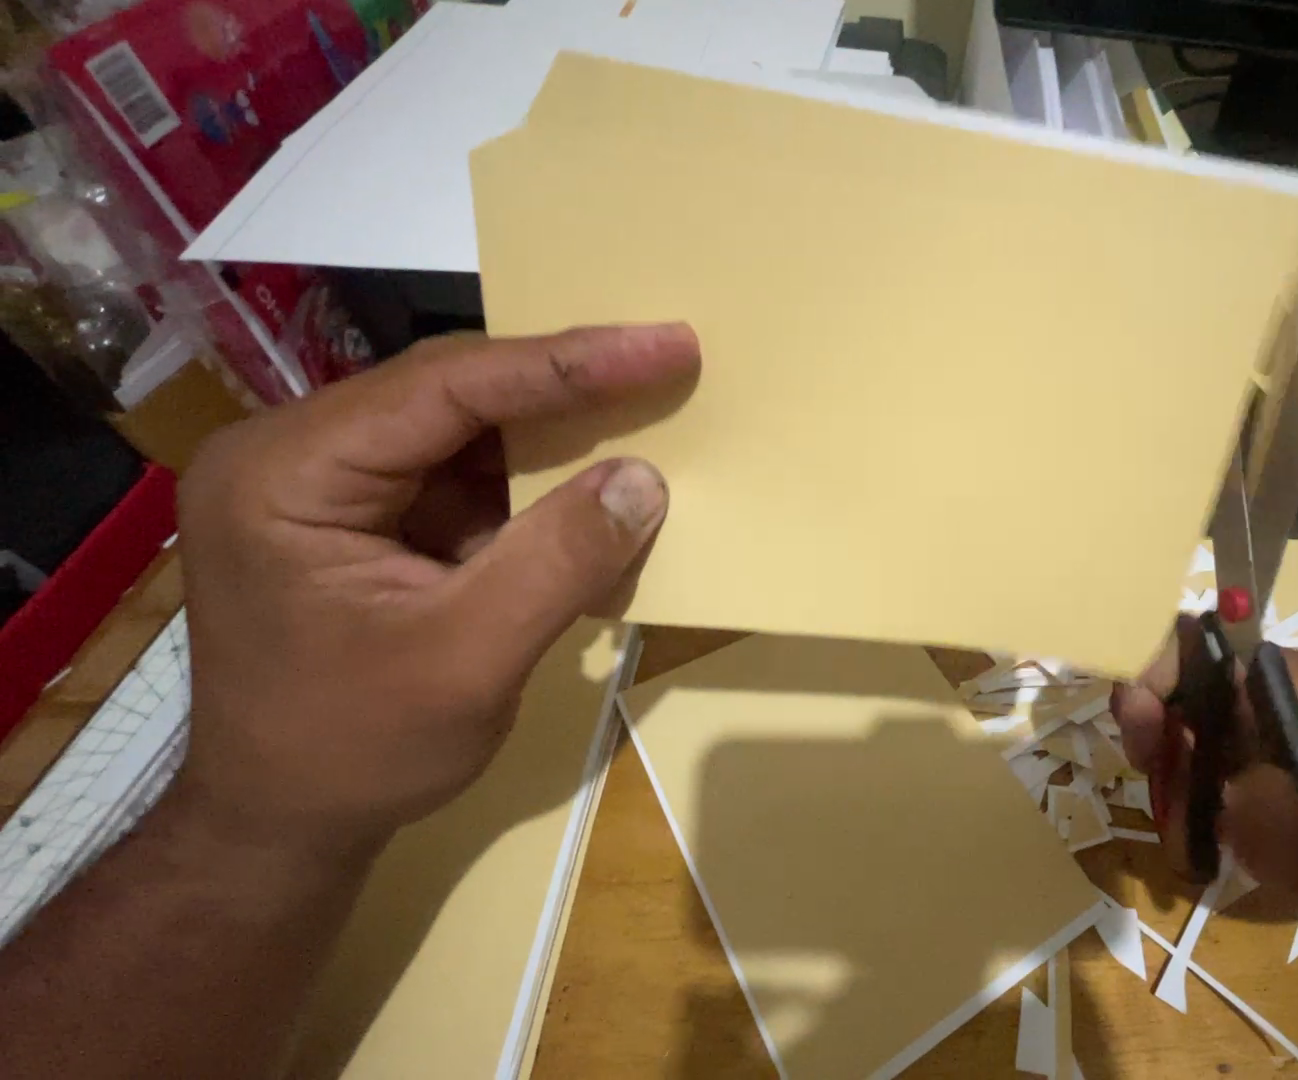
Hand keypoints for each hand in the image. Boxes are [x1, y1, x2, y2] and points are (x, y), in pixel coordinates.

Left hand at [175, 325, 698, 849]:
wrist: (286, 825)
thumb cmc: (357, 748)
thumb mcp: (469, 660)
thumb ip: (558, 562)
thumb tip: (646, 479)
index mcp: (291, 473)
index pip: (447, 386)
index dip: (568, 362)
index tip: (665, 344)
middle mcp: (307, 457)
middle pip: (458, 390)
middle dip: (570, 381)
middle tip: (667, 359)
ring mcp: (346, 488)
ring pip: (476, 428)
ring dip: (566, 427)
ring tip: (650, 406)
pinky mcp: (387, 520)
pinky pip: (483, 477)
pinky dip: (549, 481)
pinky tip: (601, 481)